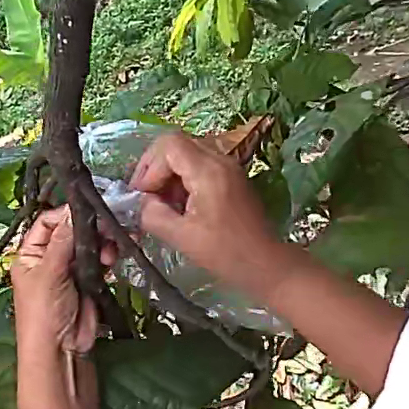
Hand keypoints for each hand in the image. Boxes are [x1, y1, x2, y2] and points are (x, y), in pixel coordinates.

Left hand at [9, 206, 114, 355]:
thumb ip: (63, 241)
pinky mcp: (89, 279)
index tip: (87, 211)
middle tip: (108, 227)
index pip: (47, 221)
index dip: (66, 214)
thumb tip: (74, 211)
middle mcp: (50, 256)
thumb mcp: (49, 273)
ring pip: (89, 243)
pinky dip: (108, 255)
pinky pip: (100, 259)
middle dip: (90, 228)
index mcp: (30, 253)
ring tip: (110, 251)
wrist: (62, 351)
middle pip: (72, 230)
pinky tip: (113, 258)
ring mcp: (70, 268)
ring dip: (102, 242)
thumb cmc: (44, 312)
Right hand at [130, 131, 285, 292]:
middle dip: (154, 166)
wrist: (266, 264)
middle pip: (176, 143)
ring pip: (186, 152)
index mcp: (208, 171)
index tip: (142, 195)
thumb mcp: (181, 237)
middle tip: (144, 194)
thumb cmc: (225, 253)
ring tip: (161, 201)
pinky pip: (198, 164)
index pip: (169, 146)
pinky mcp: (230, 176)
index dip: (149, 167)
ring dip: (167, 172)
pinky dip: (182, 177)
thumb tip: (142, 201)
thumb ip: (153, 214)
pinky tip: (179, 203)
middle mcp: (220, 160)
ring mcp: (228, 166)